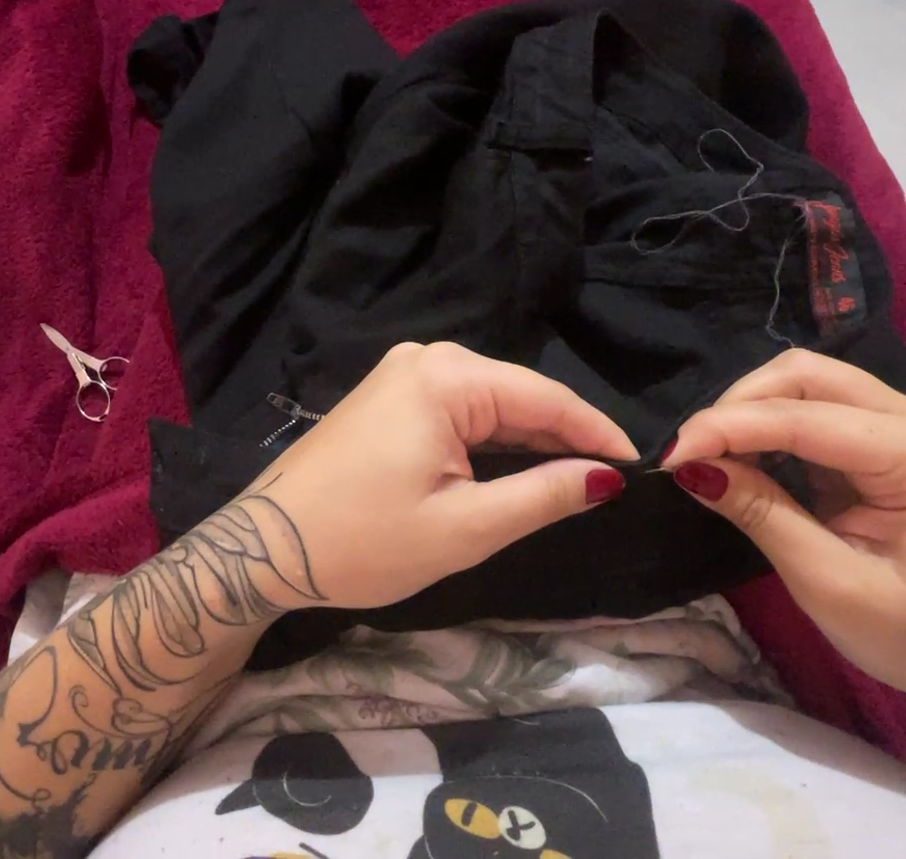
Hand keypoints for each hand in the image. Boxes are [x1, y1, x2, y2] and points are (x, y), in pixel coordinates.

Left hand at [255, 341, 638, 610]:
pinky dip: (492, 439)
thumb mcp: (464, 528)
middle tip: (611, 482)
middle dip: (565, 437)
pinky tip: (518, 466)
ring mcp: (403, 373)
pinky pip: (459, 409)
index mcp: (446, 377)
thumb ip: (542, 495)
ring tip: (576, 479)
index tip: (641, 467)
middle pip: (518, 395)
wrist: (265, 546)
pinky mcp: (389, 395)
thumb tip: (606, 478)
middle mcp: (426, 358)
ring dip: (530, 440)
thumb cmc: (364, 542)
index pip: (546, 398)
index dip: (598, 432)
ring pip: (490, 403)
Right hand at [663, 348, 905, 718]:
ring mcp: (903, 423)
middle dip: (736, 406)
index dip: (727, 427)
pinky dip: (767, 425)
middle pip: (804, 375)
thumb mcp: (832, 585)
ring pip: (804, 381)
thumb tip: (691, 467)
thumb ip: (762, 515)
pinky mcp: (884, 437)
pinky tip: (745, 459)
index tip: (668, 458)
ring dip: (748, 411)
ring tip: (712, 459)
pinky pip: (812, 406)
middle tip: (690, 456)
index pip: (803, 417)